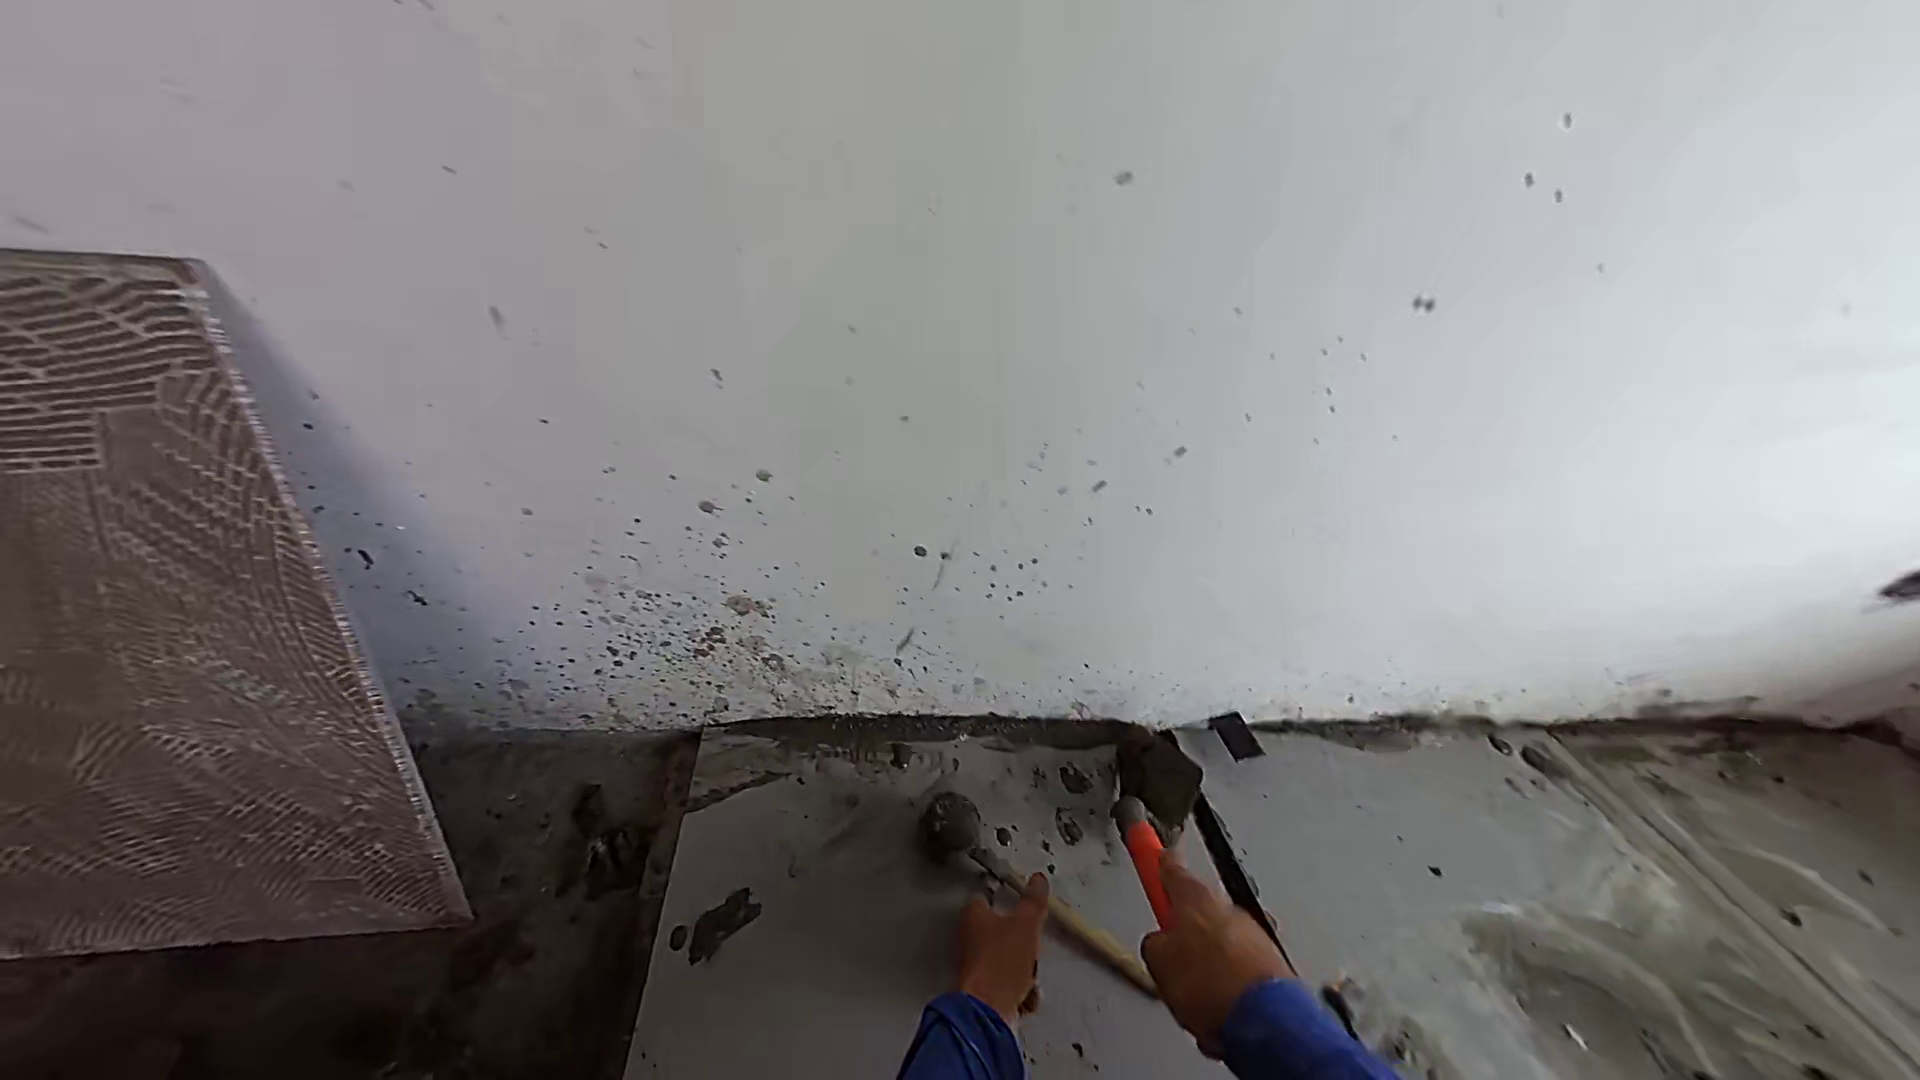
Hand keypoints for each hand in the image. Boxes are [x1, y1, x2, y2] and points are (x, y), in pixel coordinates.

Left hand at [957, 872, 1048, 1024]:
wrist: (989, 1012)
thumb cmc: (1002, 961)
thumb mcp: (1026, 925)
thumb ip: (1033, 901)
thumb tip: (1038, 878)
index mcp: (973, 915)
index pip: (987, 897)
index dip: (1005, 899)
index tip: (1022, 907)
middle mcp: (969, 938)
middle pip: (1001, 931)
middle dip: (1022, 944)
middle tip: (1031, 951)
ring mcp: (974, 966)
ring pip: (1006, 959)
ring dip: (1023, 970)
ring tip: (1029, 979)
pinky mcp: (980, 990)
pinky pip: (1004, 983)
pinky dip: (1018, 990)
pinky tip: (1025, 997)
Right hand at [1140, 850, 1293, 1051]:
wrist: (1267, 1023)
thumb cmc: (1215, 985)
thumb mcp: (1158, 962)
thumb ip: (1153, 943)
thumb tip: (1157, 946)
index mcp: (1193, 895)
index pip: (1169, 867)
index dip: (1155, 861)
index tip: (1150, 850)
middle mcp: (1224, 905)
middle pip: (1195, 907)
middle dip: (1184, 930)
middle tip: (1173, 956)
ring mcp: (1251, 932)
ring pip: (1220, 939)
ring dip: (1209, 959)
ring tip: (1199, 994)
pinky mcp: (1272, 962)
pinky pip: (1241, 964)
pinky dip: (1231, 979)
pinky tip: (1221, 1005)